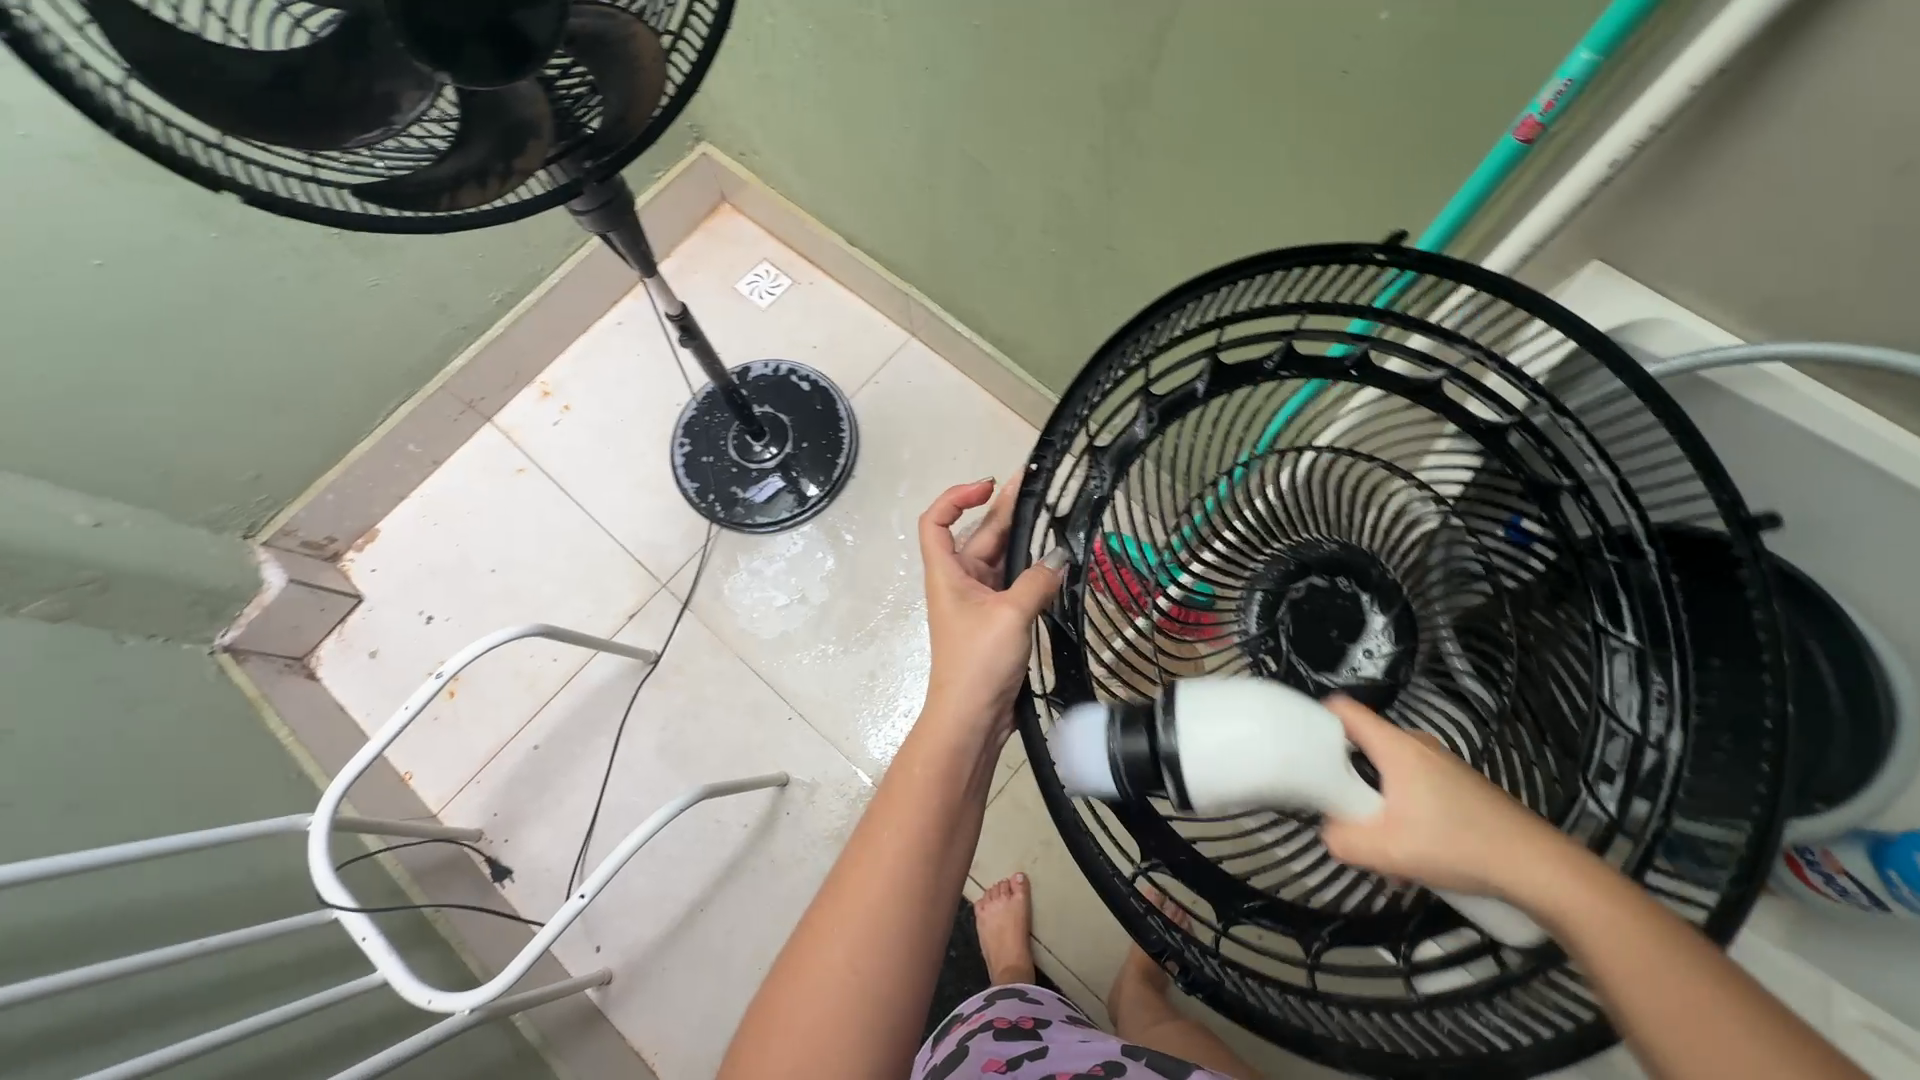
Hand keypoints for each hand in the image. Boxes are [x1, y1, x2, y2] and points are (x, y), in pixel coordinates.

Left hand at [919, 478, 1066, 738]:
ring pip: (1001, 558)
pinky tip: (1058, 559)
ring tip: (1054, 511)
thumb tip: (1060, 558)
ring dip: (1023, 537)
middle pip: (978, 534)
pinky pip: (1015, 583)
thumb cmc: (978, 661)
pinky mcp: (997, 619)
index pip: (936, 521)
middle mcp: (960, 581)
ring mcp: (979, 600)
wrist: (972, 717)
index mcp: (947, 572)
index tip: (988, 486)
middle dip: (1005, 508)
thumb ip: (1037, 581)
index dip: (956, 497)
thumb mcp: (1010, 615)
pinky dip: (1033, 569)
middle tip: (1039, 484)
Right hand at [1319, 695, 1572, 899]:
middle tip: (1342, 813)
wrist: (1538, 868)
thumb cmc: (1457, 846)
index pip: (1344, 710)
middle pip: (1364, 747)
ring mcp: (1443, 765)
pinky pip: (1415, 788)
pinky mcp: (1461, 786)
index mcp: (1396, 747)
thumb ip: (1341, 839)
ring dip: (1378, 805)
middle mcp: (1418, 746)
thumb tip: (1330, 832)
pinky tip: (1415, 855)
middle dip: (1347, 779)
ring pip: (1390, 774)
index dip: (1316, 720)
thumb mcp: (1384, 851)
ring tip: (1382, 846)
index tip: (1301, 748)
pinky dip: (1404, 813)